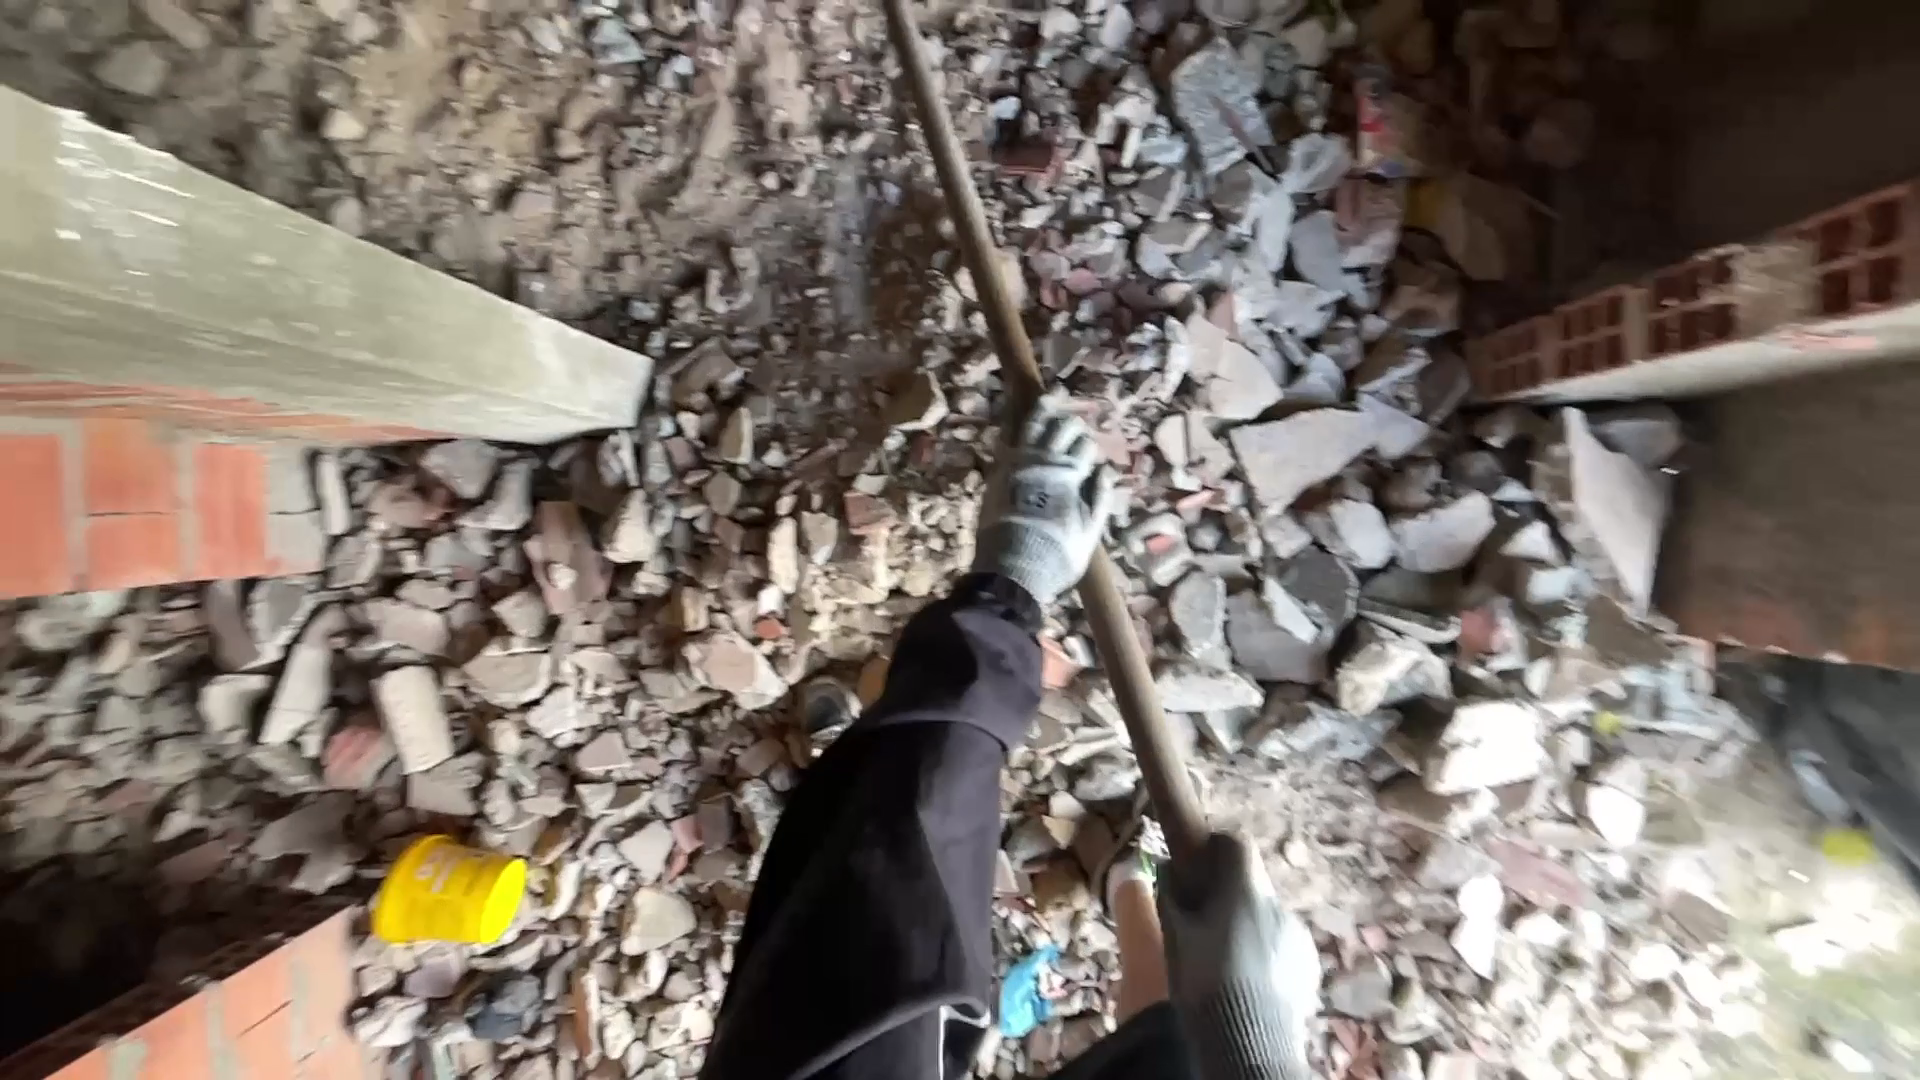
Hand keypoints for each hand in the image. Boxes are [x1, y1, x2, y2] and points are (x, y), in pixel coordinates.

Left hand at [972, 396, 1118, 605]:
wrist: (1011, 569)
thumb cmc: (1055, 555)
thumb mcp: (1089, 533)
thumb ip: (1100, 498)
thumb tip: (1106, 470)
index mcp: (1070, 476)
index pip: (1083, 449)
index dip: (1087, 447)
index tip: (1087, 449)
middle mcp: (1044, 463)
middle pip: (1061, 432)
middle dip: (1071, 425)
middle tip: (1074, 424)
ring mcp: (1017, 466)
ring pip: (1033, 428)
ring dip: (1044, 411)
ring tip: (1050, 398)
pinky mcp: (997, 474)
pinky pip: (1006, 441)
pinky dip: (1013, 428)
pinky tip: (1017, 421)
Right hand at [1159, 833, 1322, 1079]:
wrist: (1248, 1047)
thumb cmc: (1204, 982)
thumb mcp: (1175, 936)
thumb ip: (1170, 894)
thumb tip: (1167, 866)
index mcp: (1244, 891)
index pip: (1238, 842)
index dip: (1217, 844)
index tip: (1199, 859)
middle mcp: (1278, 906)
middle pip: (1252, 880)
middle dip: (1229, 890)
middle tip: (1204, 915)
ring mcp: (1298, 938)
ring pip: (1267, 914)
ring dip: (1248, 921)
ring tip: (1225, 954)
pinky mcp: (1309, 968)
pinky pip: (1282, 943)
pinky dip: (1265, 949)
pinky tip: (1246, 977)